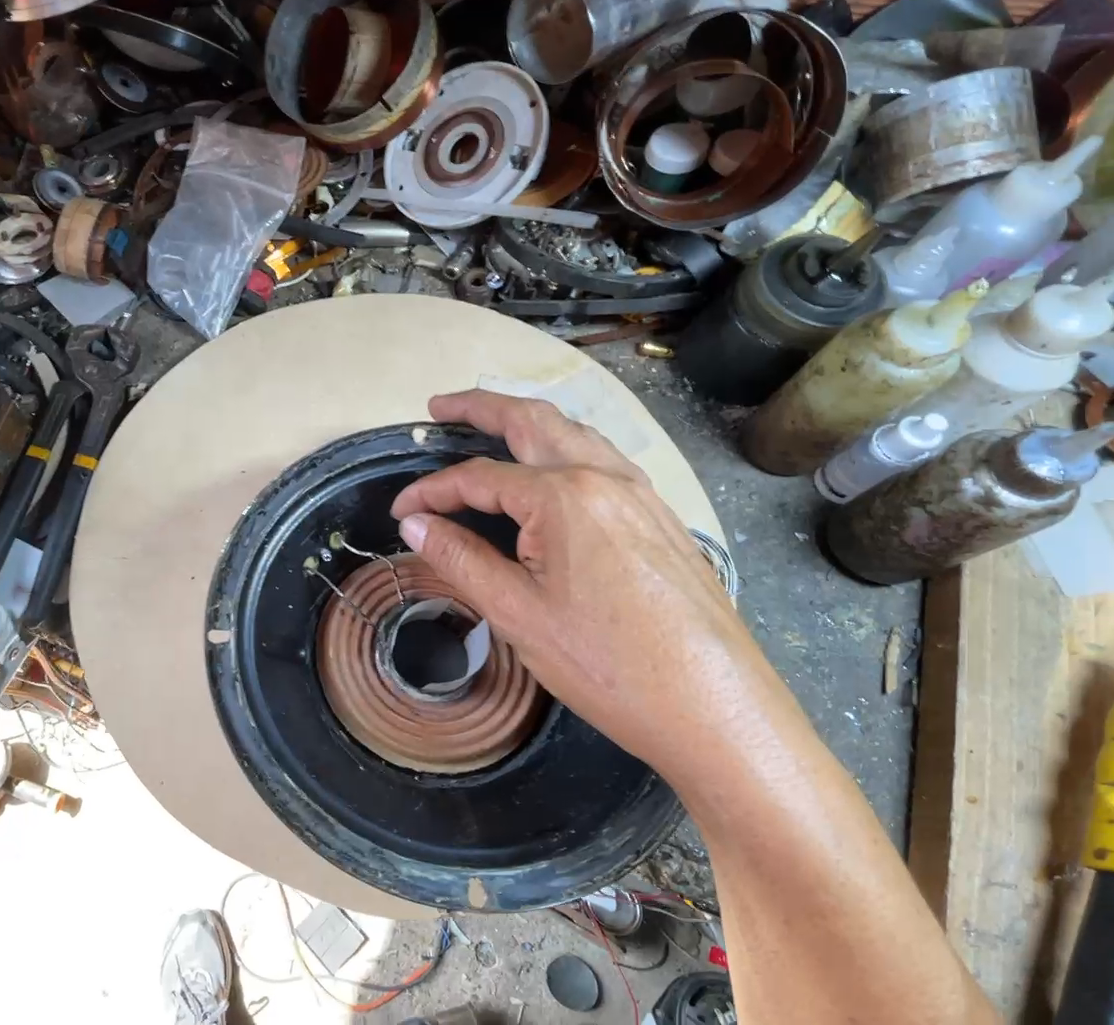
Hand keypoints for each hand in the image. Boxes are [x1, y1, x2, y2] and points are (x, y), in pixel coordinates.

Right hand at [389, 391, 789, 781]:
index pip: (479, 478)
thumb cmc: (606, 663)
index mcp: (564, 497)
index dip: (432, 491)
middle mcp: (605, 477)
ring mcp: (641, 493)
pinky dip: (563, 445)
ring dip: (526, 420)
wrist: (713, 707)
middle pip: (533, 422)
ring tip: (489, 423)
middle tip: (439, 405)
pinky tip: (552, 468)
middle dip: (481, 407)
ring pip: (575, 433)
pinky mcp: (660, 516)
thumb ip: (460, 559)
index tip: (400, 512)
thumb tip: (413, 524)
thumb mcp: (517, 614)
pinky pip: (602, 458)